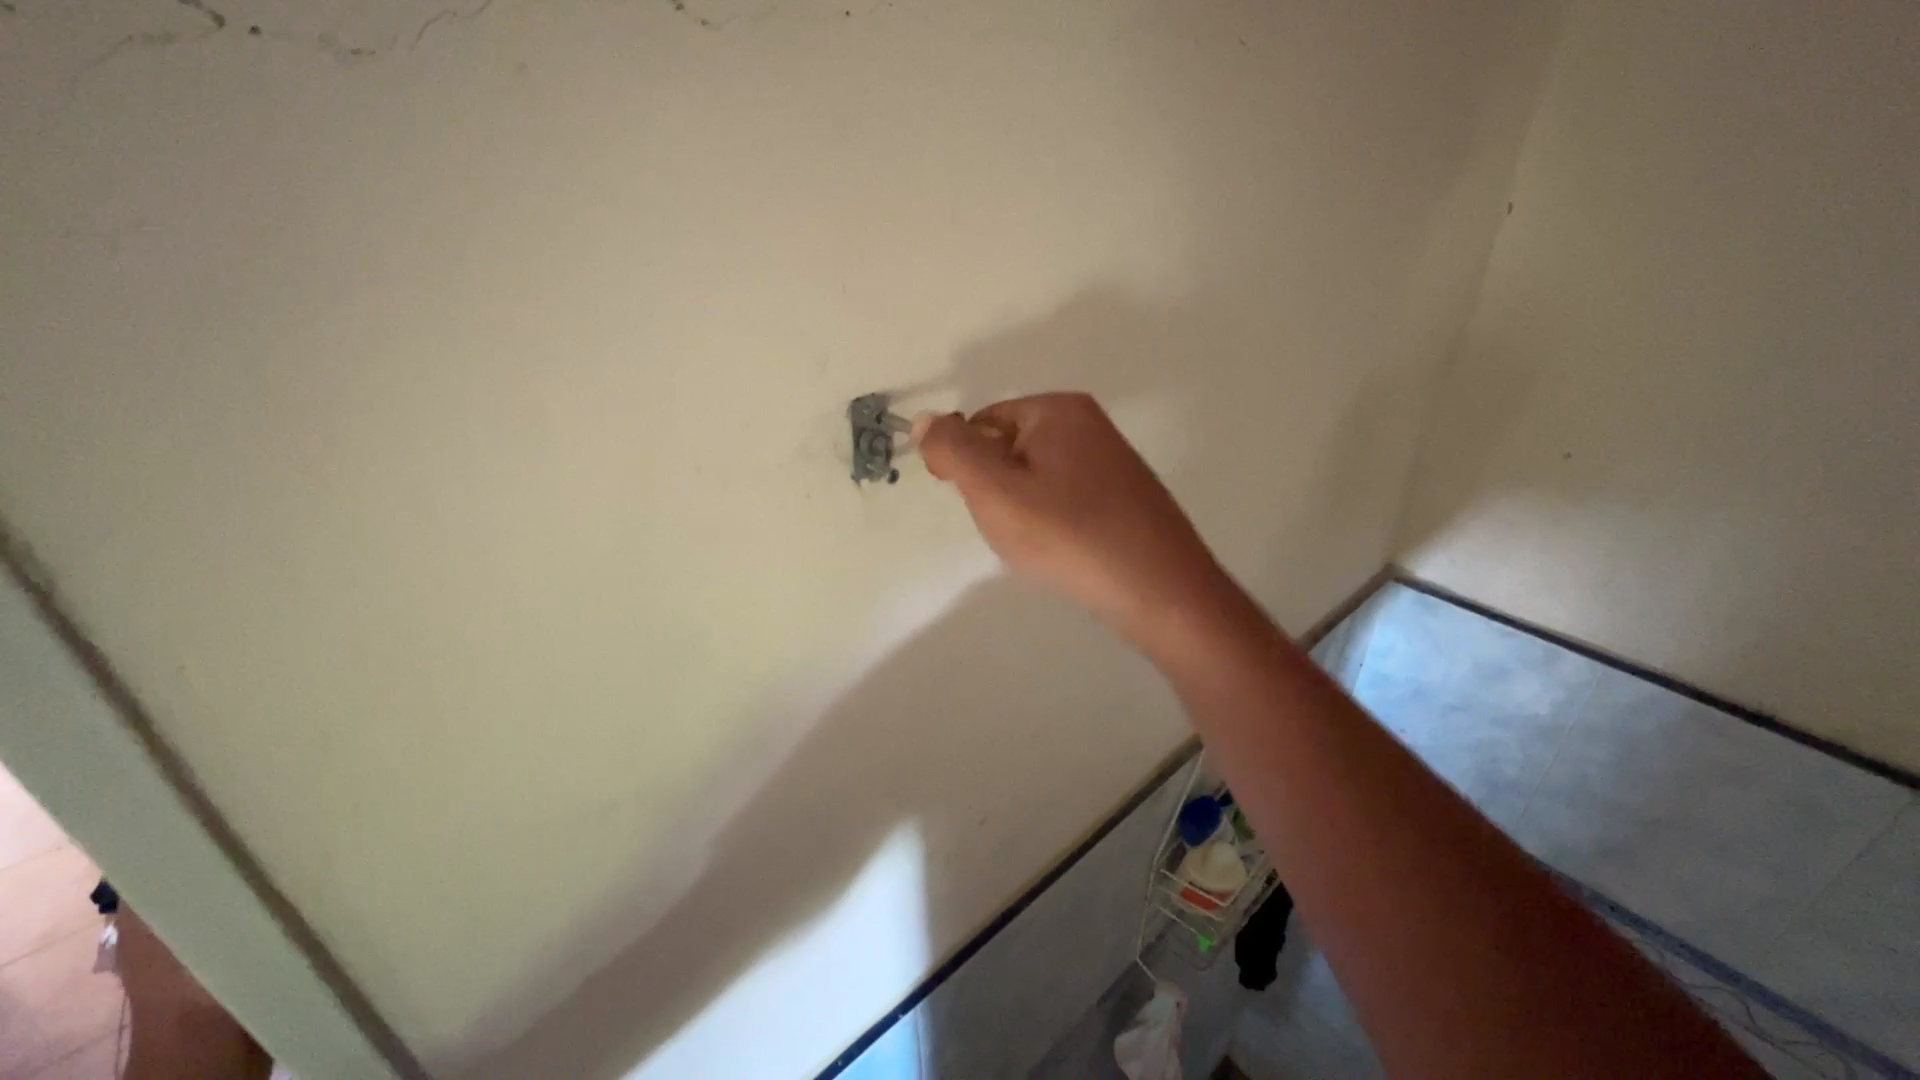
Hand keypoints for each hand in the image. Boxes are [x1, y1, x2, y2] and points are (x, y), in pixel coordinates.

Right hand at [913, 393, 1233, 642]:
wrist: (1159, 591)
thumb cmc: (1069, 536)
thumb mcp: (995, 491)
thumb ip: (953, 450)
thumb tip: (926, 418)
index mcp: (1058, 409)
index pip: (983, 423)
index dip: (967, 466)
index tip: (981, 507)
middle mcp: (1089, 424)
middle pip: (1010, 451)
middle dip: (999, 492)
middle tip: (1014, 530)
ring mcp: (1112, 462)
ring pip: (1038, 482)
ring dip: (1026, 514)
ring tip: (1042, 546)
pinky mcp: (1126, 498)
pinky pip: (1068, 503)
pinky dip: (1057, 526)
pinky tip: (1066, 553)